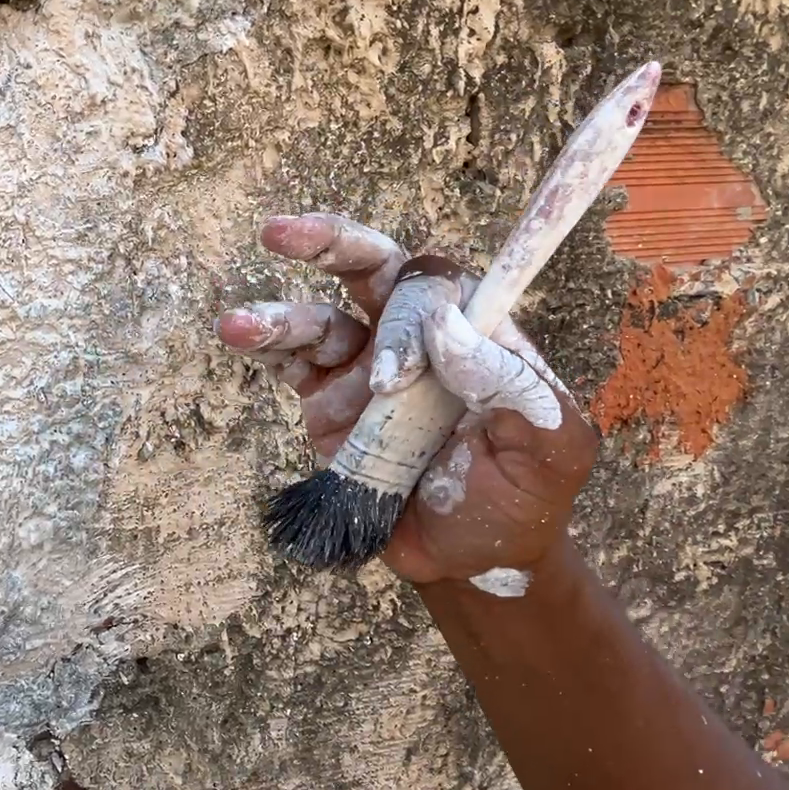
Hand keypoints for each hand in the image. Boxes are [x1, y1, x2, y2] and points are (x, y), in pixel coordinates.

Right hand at [215, 212, 599, 588]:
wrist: (461, 557)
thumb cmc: (517, 501)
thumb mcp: (552, 452)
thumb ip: (516, 386)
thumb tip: (447, 326)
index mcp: (472, 339)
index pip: (437, 288)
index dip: (410, 313)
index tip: (393, 378)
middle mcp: (414, 342)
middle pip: (372, 270)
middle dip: (329, 244)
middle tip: (280, 233)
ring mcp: (362, 370)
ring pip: (317, 321)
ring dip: (277, 316)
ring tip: (236, 324)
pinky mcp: (324, 401)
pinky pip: (289, 363)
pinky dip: (263, 348)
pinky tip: (237, 336)